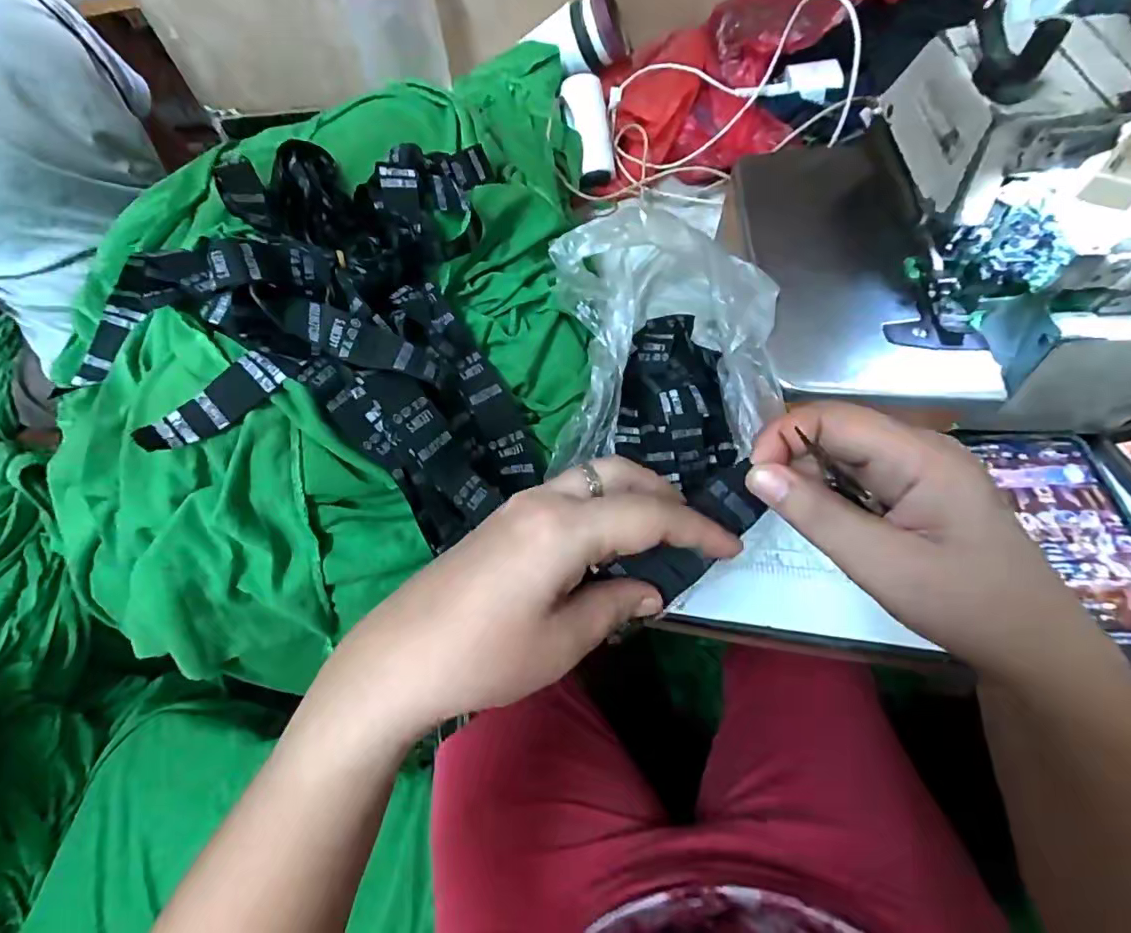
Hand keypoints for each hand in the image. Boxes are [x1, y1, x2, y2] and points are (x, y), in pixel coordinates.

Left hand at [312, 458, 743, 742]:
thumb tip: (650, 590)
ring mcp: (517, 505)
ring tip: (659, 534)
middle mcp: (541, 500)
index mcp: (562, 526)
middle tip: (695, 531)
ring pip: (590, 479)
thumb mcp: (561, 642)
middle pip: (617, 474)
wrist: (398, 656)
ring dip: (630, 495)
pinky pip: (566, 495)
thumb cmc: (483, 657)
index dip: (696, 527)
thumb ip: (614, 605)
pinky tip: (608, 544)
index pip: (647, 513)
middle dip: (664, 493)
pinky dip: (600, 506)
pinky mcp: (502, 519)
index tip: (733, 544)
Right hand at [744, 402, 1121, 687]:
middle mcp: (922, 448)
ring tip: (805, 514)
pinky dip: (834, 486)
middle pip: (838, 427)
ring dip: (812, 471)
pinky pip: (863, 469)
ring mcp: (925, 465)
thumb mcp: (879, 564)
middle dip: (794, 454)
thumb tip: (755, 472)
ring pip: (847, 448)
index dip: (783, 435)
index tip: (755, 478)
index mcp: (920, 456)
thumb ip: (815, 514)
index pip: (832, 417)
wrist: (1033, 645)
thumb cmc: (962, 604)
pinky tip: (834, 517)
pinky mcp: (922, 485)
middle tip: (775, 501)